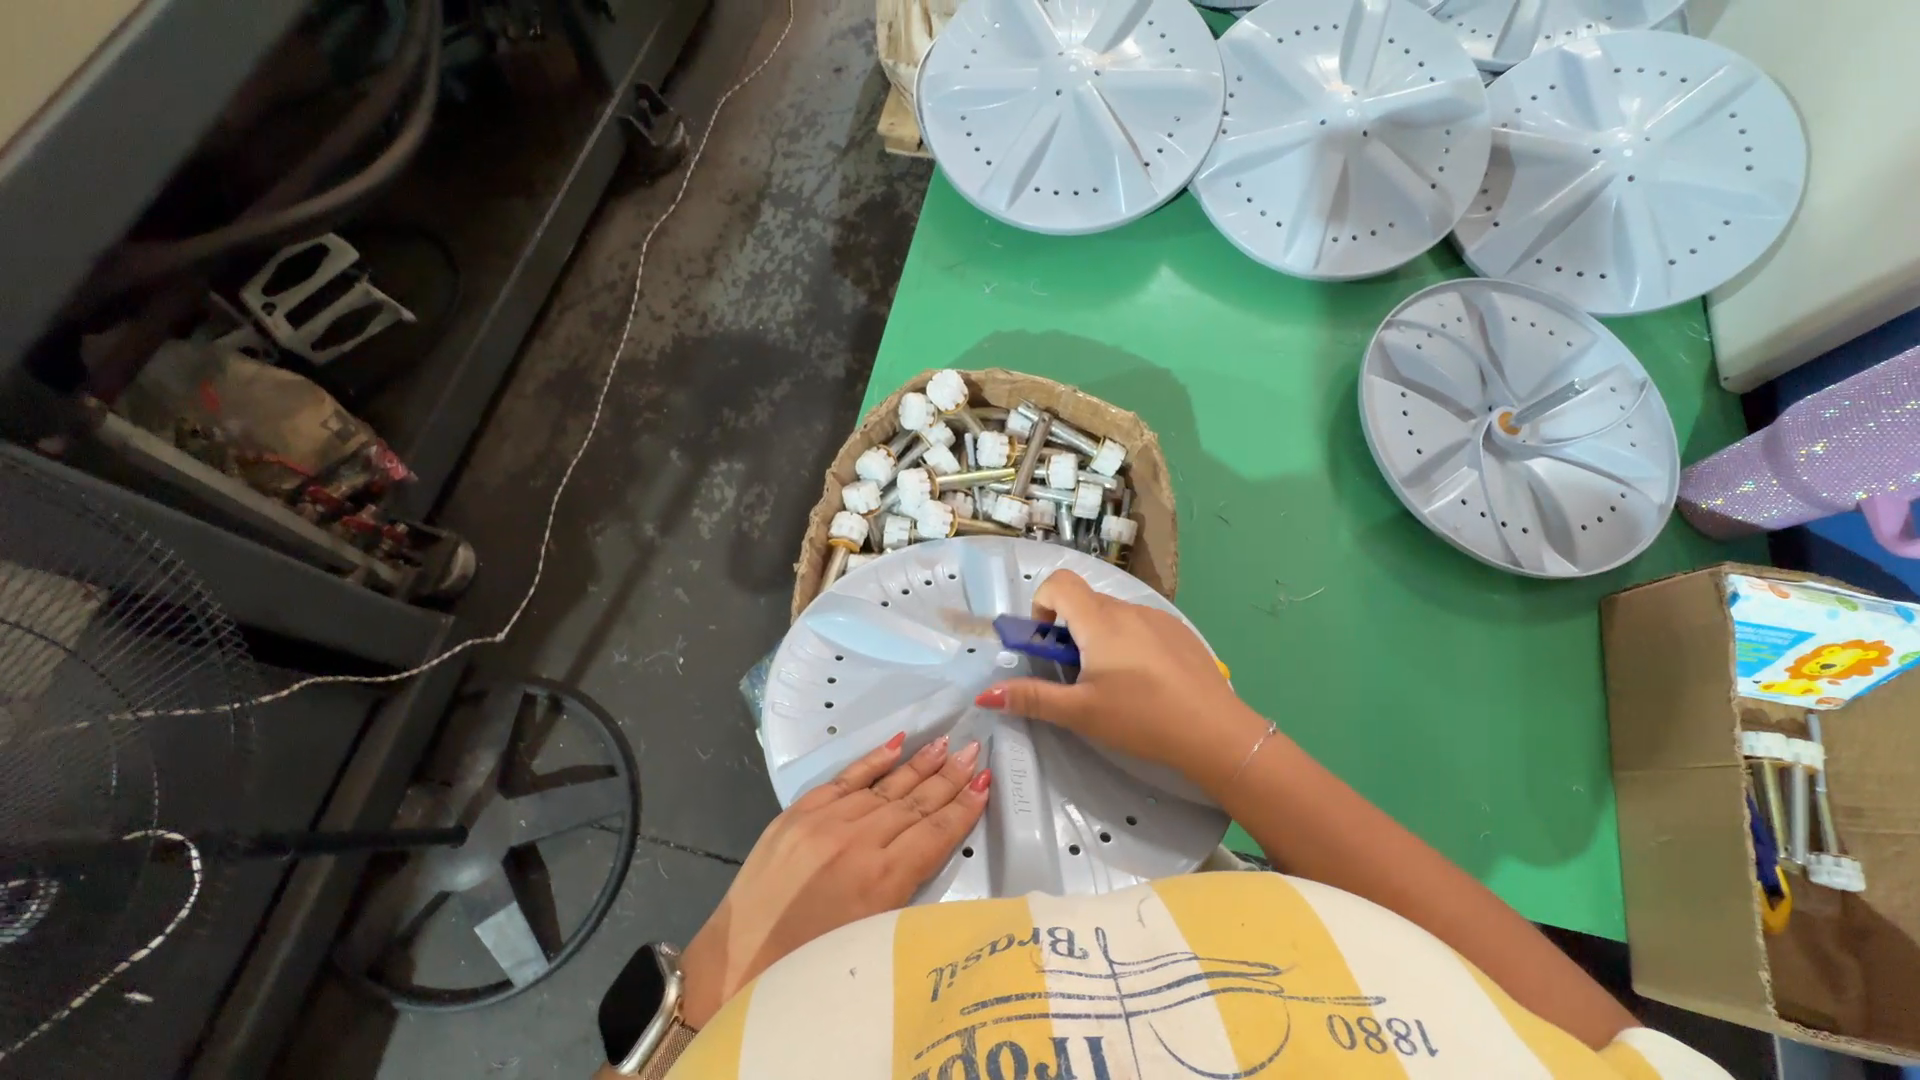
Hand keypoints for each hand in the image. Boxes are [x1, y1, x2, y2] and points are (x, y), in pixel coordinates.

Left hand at [678, 733, 988, 1026]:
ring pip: (884, 786)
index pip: (935, 832)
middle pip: (915, 801)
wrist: (740, 961)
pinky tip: (895, 745)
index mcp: (882, 879)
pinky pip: (844, 779)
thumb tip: (931, 842)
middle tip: (974, 752)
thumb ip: (906, 885)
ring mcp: (825, 821)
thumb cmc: (814, 964)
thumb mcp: (875, 935)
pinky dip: (871, 762)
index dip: (964, 808)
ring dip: (919, 764)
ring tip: (947, 744)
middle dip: (949, 777)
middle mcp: (858, 841)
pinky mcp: (798, 813)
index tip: (986, 784)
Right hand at [973, 570, 1267, 790]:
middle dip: (1069, 631)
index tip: (1047, 644)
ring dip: (1100, 638)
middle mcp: (1128, 609)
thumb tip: (984, 695)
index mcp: (1099, 621)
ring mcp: (1158, 618)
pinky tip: (1145, 683)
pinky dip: (1129, 643)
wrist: (1216, 732)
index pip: (1058, 583)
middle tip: (1076, 675)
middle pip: (1085, 602)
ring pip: (1114, 615)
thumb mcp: (1080, 713)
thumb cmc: (1141, 718)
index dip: (1042, 605)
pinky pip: (1141, 626)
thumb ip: (1031, 698)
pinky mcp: (1180, 633)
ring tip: (1113, 684)